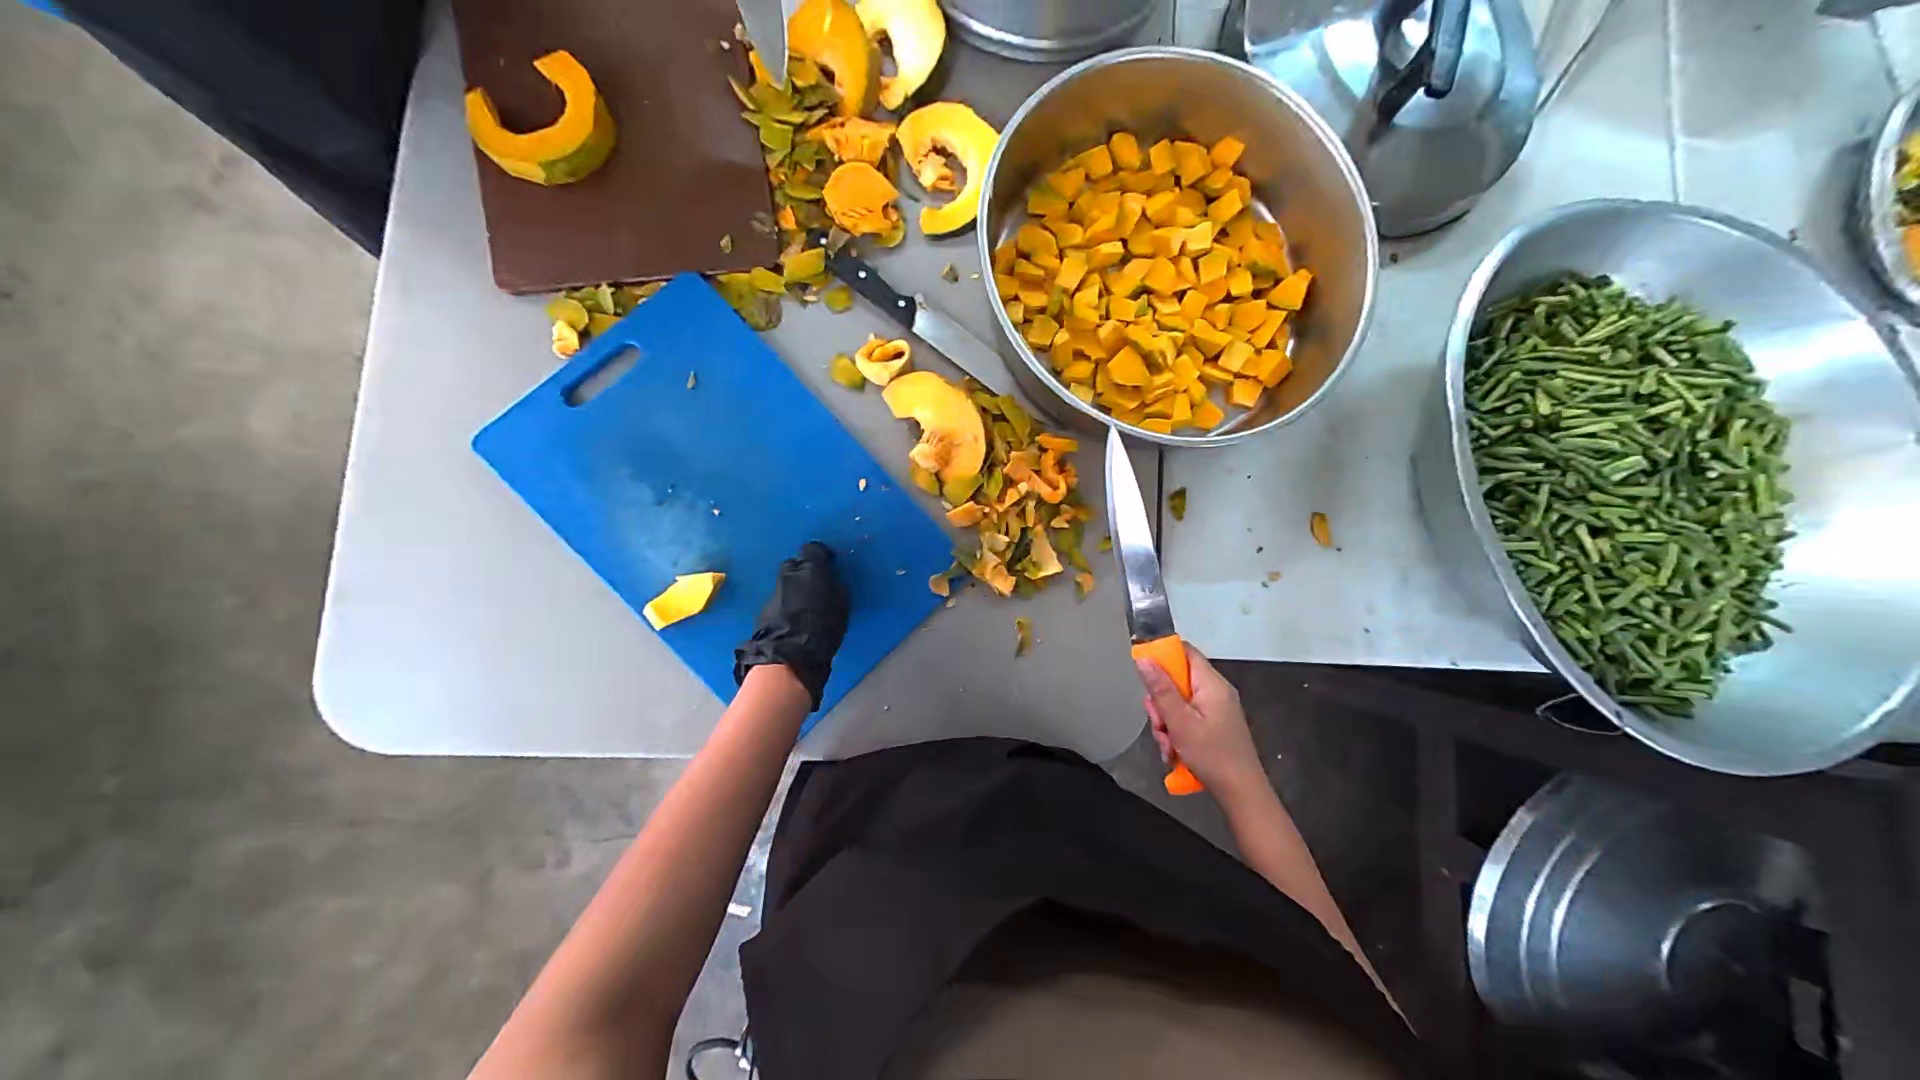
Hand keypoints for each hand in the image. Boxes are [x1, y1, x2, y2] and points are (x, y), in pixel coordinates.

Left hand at [734, 541, 850, 711]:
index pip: (814, 549)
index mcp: (810, 567)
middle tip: (816, 586)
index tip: (829, 566)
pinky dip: (786, 605)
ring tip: (805, 606)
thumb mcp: (841, 603)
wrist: (792, 654)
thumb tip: (830, 580)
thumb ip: (834, 585)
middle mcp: (789, 573)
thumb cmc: (825, 626)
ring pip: (786, 583)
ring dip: (794, 589)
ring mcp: (773, 590)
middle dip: (804, 572)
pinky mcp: (764, 608)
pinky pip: (779, 600)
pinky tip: (793, 619)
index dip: (822, 557)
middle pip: (796, 564)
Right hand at [1138, 645, 1264, 800]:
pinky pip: (1188, 718)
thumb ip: (1161, 689)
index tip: (1144, 673)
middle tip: (1159, 723)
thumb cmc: (1212, 755)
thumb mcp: (1180, 722)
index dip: (1162, 655)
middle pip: (1177, 680)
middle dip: (1161, 702)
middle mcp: (1216, 691)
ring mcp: (1216, 709)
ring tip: (1168, 745)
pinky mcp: (1215, 725)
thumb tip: (1144, 658)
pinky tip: (1175, 752)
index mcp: (1212, 684)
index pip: (1184, 651)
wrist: (1242, 793)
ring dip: (1167, 723)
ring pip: (1178, 703)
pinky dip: (1177, 732)